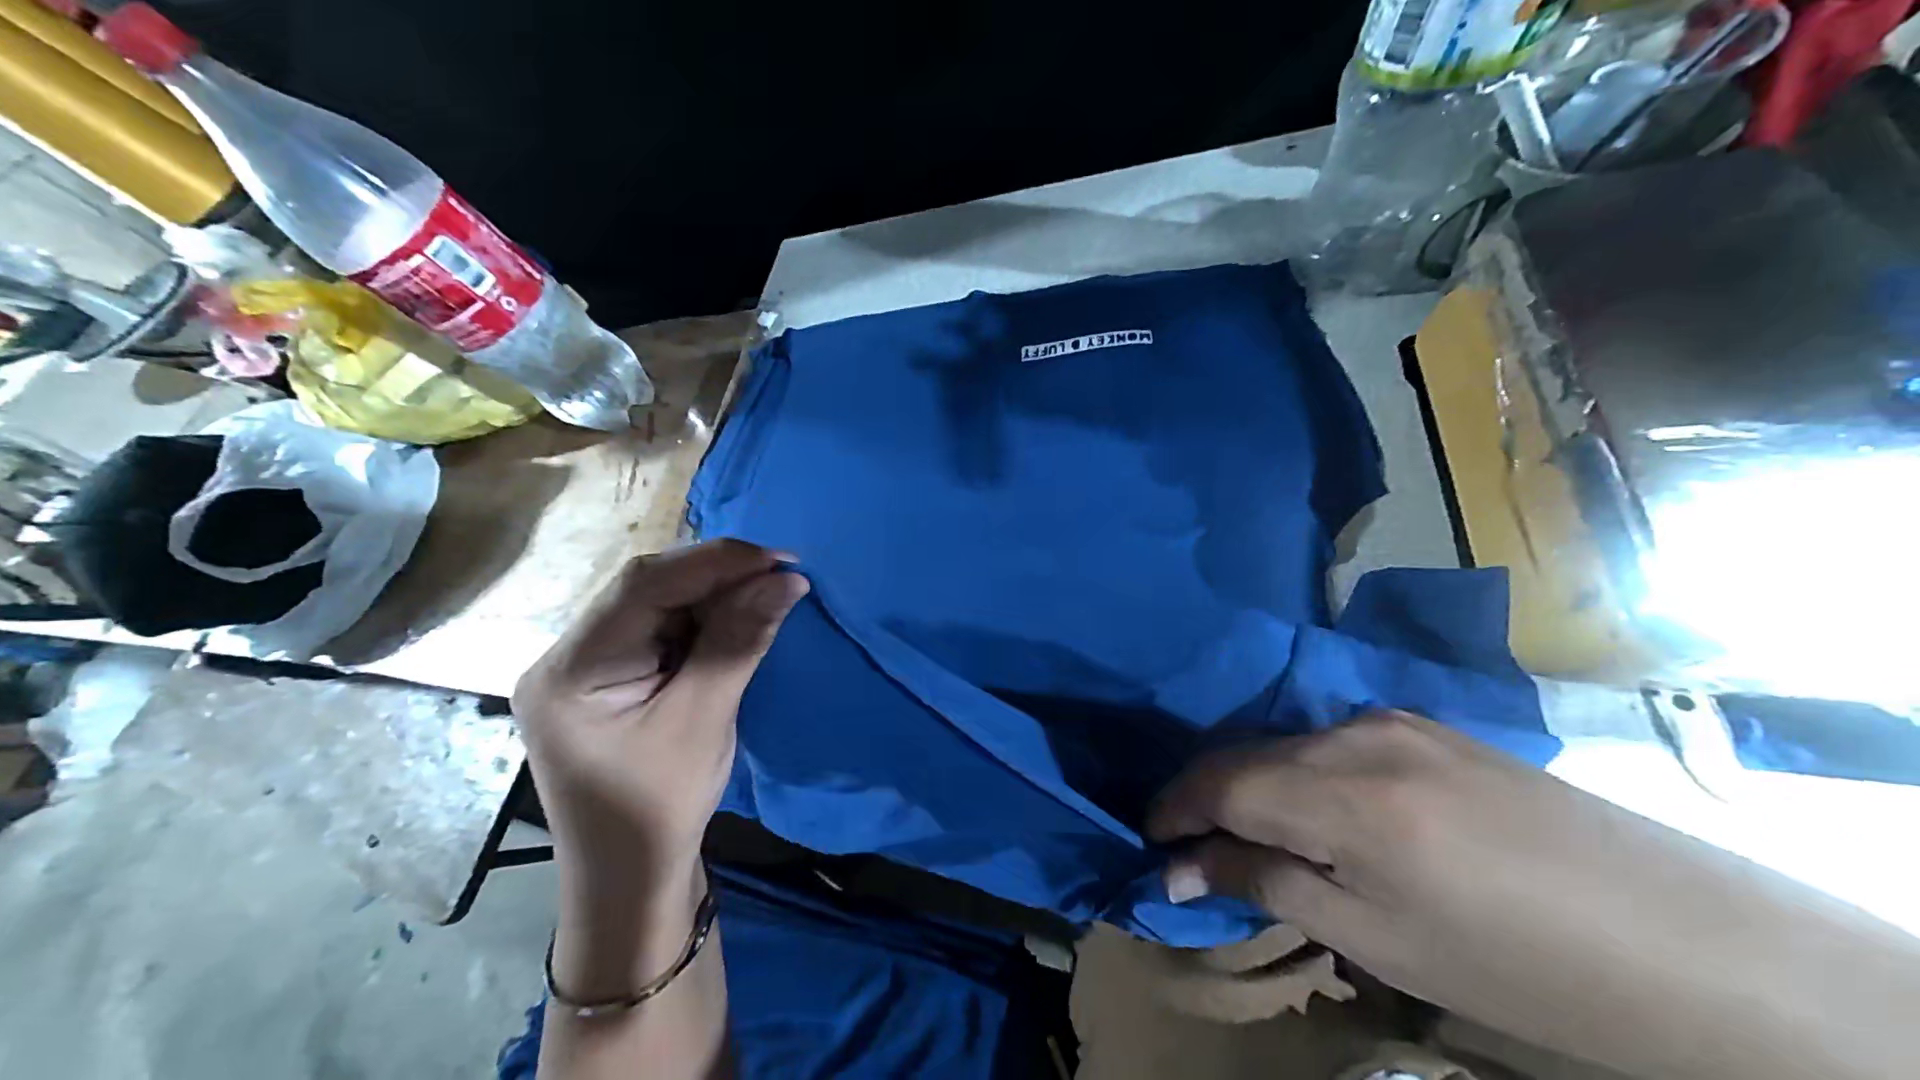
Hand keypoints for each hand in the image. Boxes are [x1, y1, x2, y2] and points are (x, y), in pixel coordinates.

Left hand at [516, 539, 799, 1077]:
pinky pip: (662, 629)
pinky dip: (706, 620)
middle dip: (718, 577)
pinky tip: (740, 619)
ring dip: (716, 596)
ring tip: (769, 592)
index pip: (641, 587)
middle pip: (646, 589)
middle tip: (782, 574)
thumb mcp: (703, 723)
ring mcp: (587, 666)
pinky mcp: (612, 677)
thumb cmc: (657, 814)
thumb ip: (739, 643)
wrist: (628, 882)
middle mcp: (567, 656)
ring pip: (658, 604)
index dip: (714, 561)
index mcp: (570, 670)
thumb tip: (787, 580)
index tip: (779, 559)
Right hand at [1148, 710, 1919, 1079]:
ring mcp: (1395, 721)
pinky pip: (1329, 739)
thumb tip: (1179, 868)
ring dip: (1252, 782)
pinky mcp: (1425, 725)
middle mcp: (1359, 735)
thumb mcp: (1374, 940)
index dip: (1174, 805)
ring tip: (1245, 830)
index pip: (1220, 780)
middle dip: (1205, 795)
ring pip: (1286, 742)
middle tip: (1187, 843)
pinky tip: (1310, 807)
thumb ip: (1264, 884)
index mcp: (1346, 795)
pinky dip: (1297, 771)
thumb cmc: (1513, 961)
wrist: (1680, 936)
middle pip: (1247, 753)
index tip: (1149, 837)